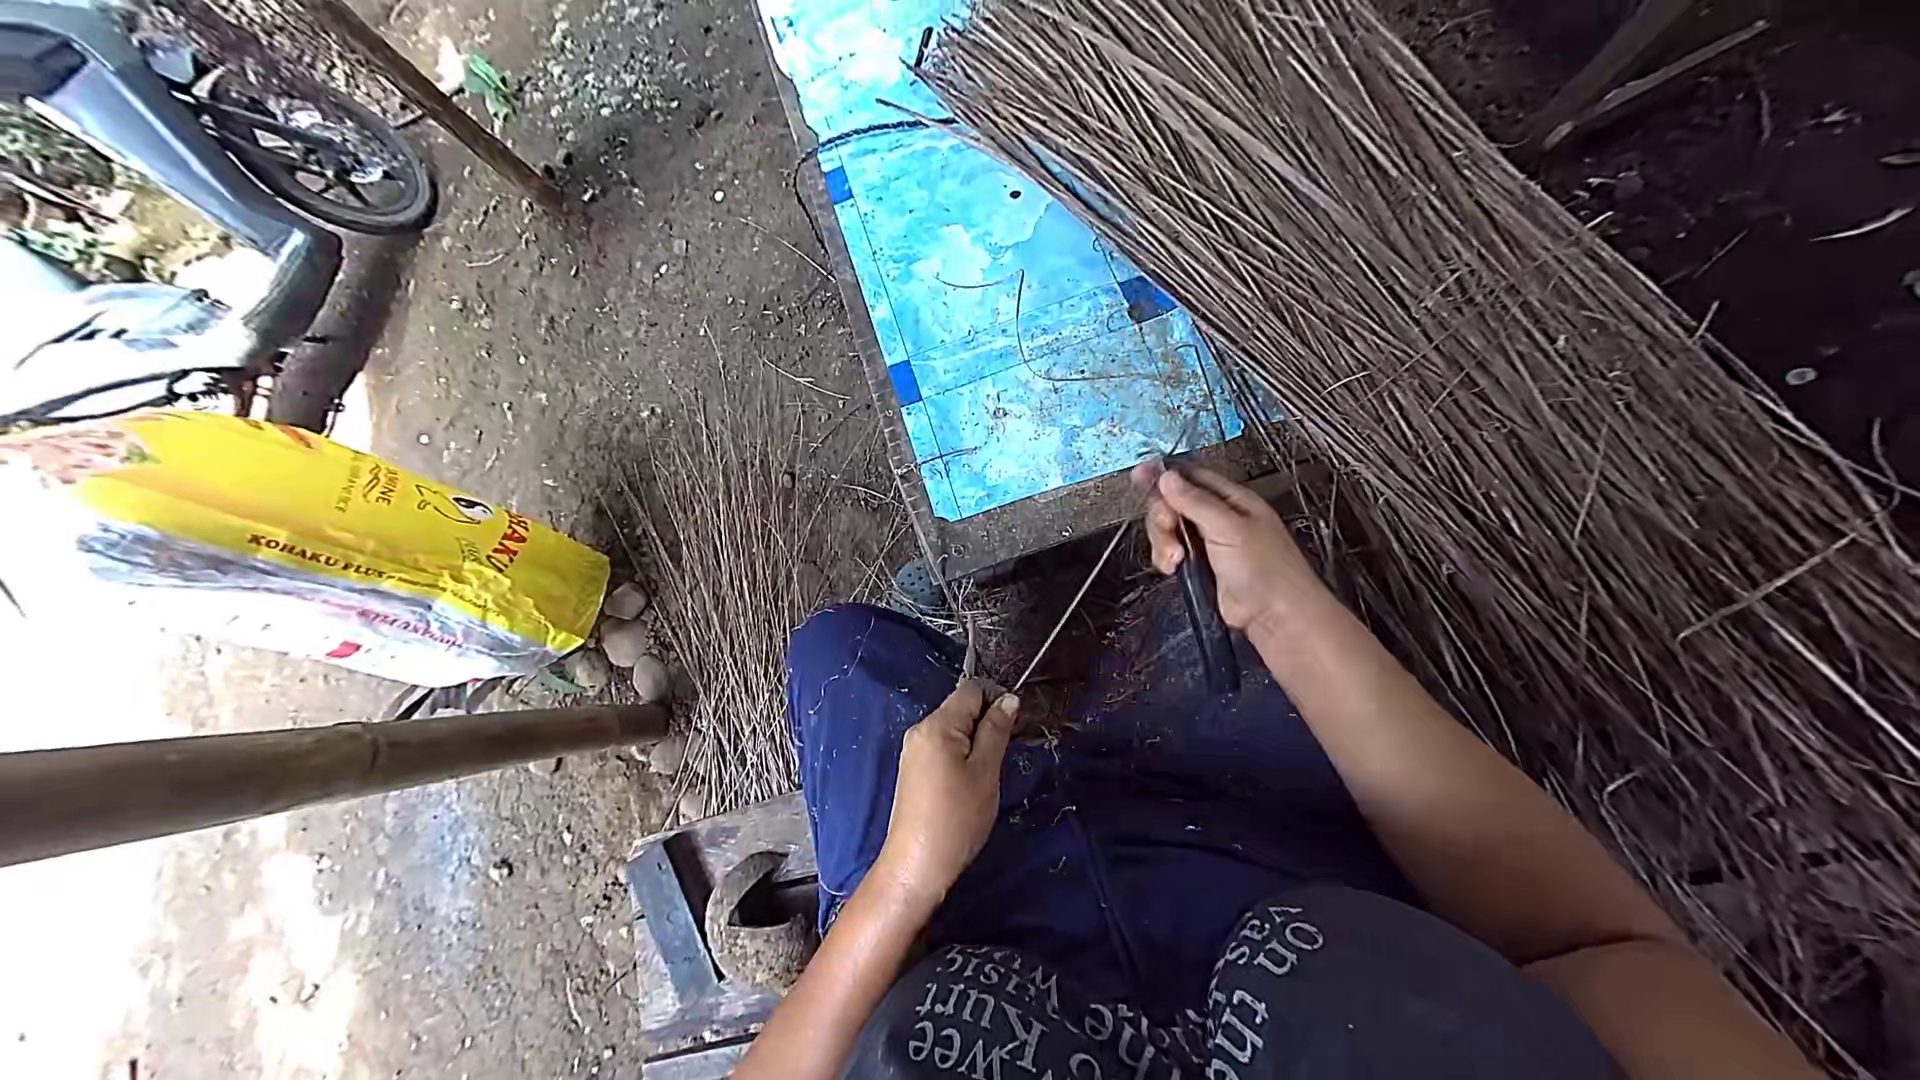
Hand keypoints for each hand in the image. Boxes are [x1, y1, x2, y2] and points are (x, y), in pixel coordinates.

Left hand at [870, 680, 1019, 913]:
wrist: (917, 865)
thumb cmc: (957, 818)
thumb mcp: (985, 771)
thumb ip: (996, 730)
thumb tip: (1008, 698)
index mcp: (936, 724)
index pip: (971, 689)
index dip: (996, 699)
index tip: (1013, 727)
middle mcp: (920, 729)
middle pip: (961, 708)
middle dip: (986, 724)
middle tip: (1001, 758)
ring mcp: (913, 750)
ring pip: (953, 730)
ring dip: (975, 743)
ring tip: (986, 775)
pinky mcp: (913, 769)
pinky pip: (942, 747)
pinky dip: (960, 756)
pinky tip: (967, 784)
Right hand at [1134, 462, 1331, 636]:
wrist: (1273, 615)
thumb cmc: (1267, 570)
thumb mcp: (1229, 527)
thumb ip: (1195, 501)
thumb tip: (1168, 477)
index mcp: (1231, 500)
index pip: (1192, 477)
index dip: (1165, 475)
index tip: (1141, 474)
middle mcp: (1217, 517)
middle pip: (1173, 503)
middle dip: (1163, 515)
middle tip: (1168, 527)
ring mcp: (1206, 541)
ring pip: (1168, 528)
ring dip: (1163, 541)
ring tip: (1176, 557)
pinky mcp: (1197, 564)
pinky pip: (1169, 552)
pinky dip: (1165, 558)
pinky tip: (1175, 567)